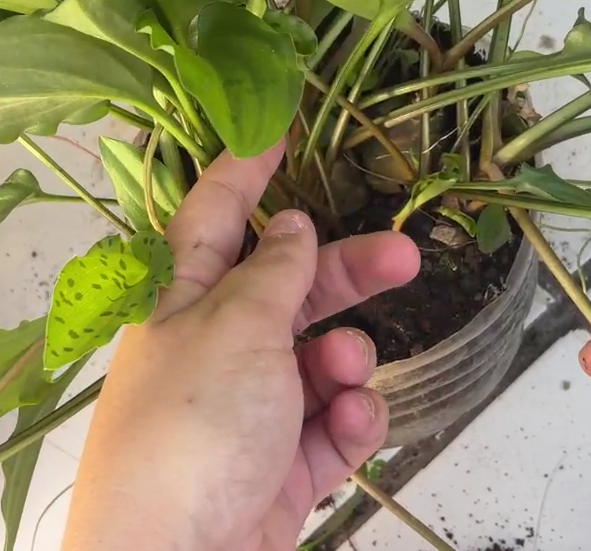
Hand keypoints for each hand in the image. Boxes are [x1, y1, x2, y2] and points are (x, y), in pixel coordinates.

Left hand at [62, 146, 420, 550]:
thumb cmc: (193, 424)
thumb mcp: (236, 326)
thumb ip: (275, 271)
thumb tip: (293, 224)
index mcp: (186, 295)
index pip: (218, 211)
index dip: (247, 168)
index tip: (279, 130)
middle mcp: (218, 340)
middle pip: (292, 283)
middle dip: (346, 271)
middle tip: (404, 255)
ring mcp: (252, 403)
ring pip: (319, 353)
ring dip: (345, 358)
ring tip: (345, 373)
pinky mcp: (281, 459)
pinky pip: (329, 420)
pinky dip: (346, 417)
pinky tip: (349, 421)